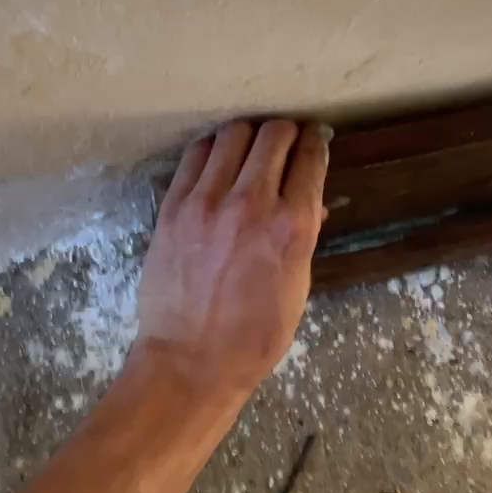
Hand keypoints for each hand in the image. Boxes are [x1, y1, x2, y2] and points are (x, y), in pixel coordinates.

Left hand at [131, 120, 329, 402]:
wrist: (189, 361)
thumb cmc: (254, 335)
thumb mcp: (297, 288)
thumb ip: (304, 236)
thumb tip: (309, 201)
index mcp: (292, 227)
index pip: (310, 159)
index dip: (316, 141)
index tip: (315, 136)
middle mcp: (253, 203)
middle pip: (274, 134)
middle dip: (286, 131)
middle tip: (285, 139)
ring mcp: (209, 201)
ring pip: (234, 133)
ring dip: (249, 133)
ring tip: (250, 145)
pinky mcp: (175, 205)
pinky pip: (196, 154)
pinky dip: (213, 148)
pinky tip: (217, 157)